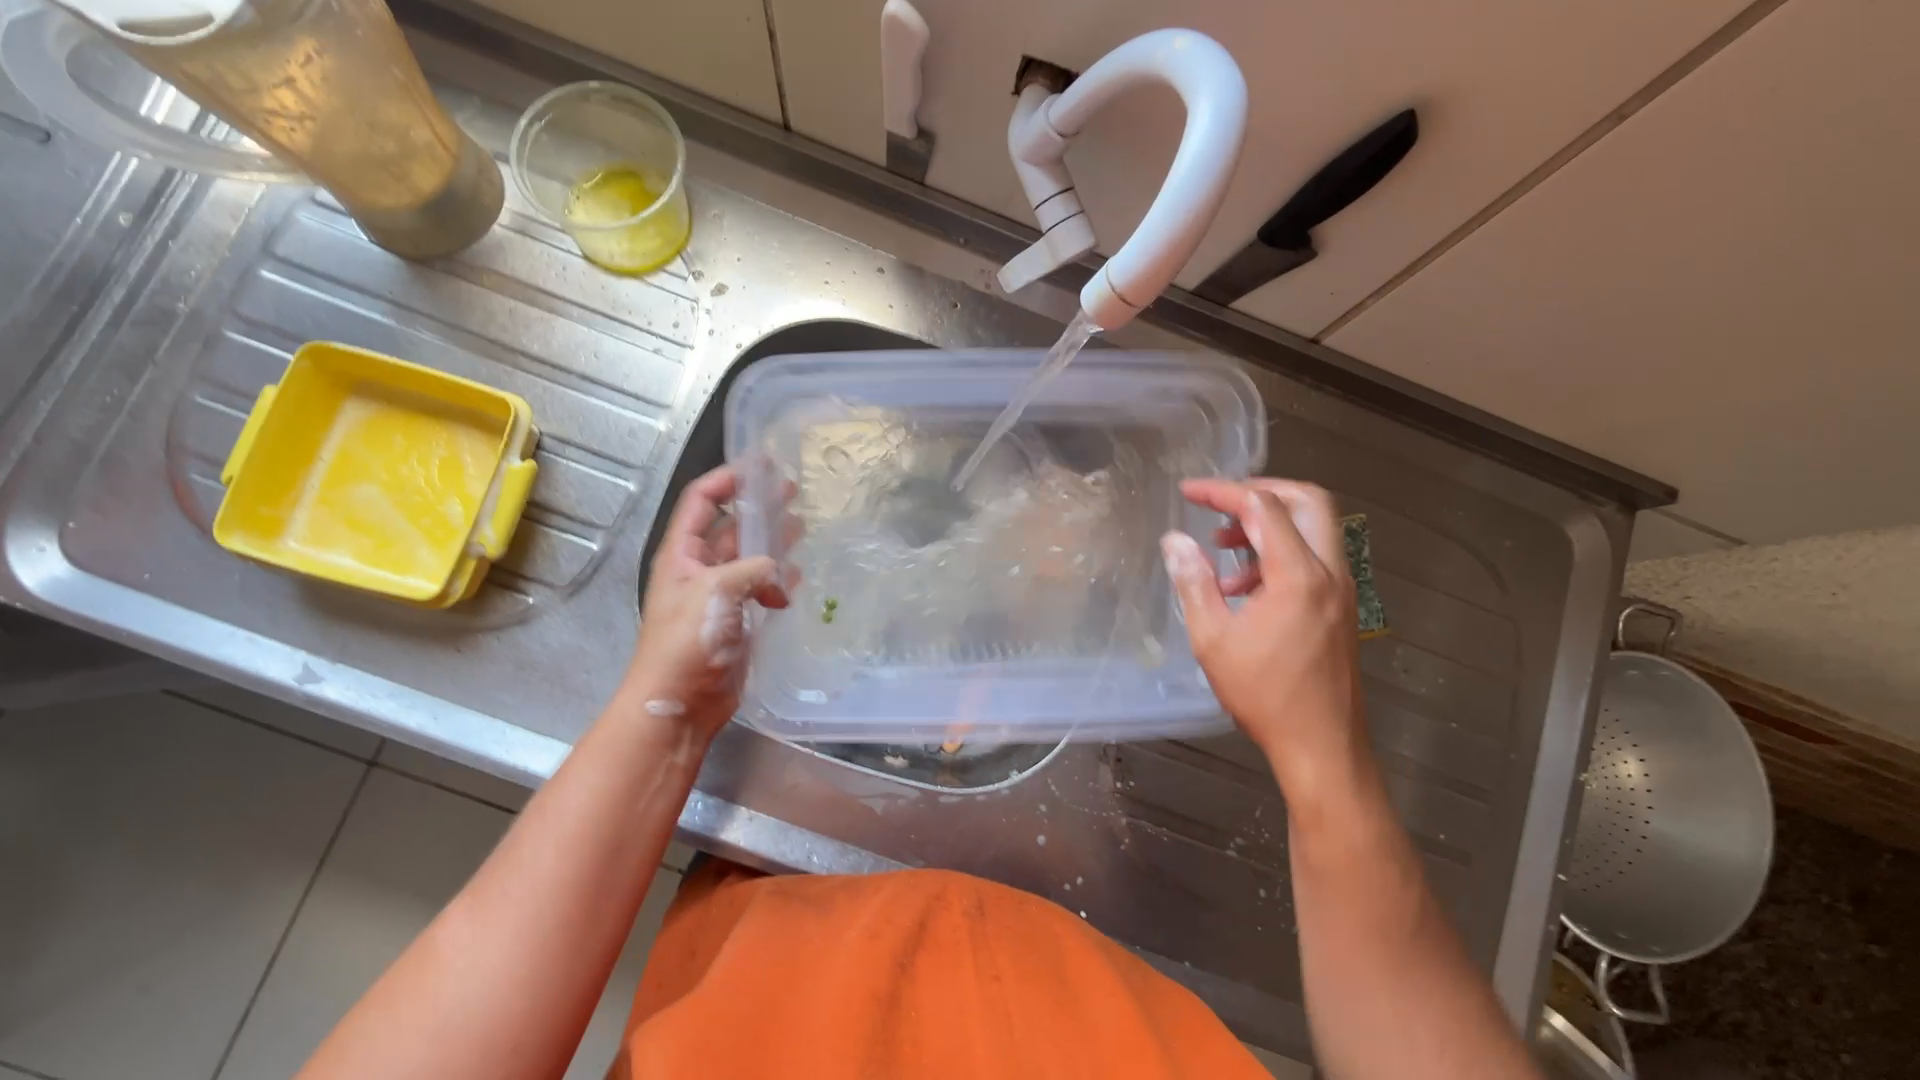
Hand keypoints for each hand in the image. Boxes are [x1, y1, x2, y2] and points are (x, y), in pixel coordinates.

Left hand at [627, 465, 787, 741]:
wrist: (678, 704)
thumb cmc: (686, 644)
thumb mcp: (715, 592)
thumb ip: (752, 568)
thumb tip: (779, 571)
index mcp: (681, 554)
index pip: (701, 501)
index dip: (727, 479)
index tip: (761, 464)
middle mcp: (698, 570)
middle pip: (729, 526)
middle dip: (758, 507)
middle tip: (792, 490)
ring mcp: (719, 597)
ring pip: (749, 558)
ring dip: (773, 542)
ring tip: (802, 525)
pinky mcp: (737, 622)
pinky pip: (761, 590)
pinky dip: (779, 581)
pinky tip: (797, 577)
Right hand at [1161, 479, 1366, 798]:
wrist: (1322, 745)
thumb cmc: (1264, 694)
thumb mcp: (1213, 639)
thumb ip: (1193, 583)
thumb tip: (1175, 541)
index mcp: (1298, 574)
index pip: (1263, 507)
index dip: (1223, 491)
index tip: (1187, 492)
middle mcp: (1330, 571)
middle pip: (1307, 500)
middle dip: (1260, 491)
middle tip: (1220, 503)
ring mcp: (1342, 589)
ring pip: (1315, 527)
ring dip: (1271, 524)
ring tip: (1223, 549)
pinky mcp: (1343, 607)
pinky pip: (1316, 557)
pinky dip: (1283, 552)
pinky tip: (1245, 588)